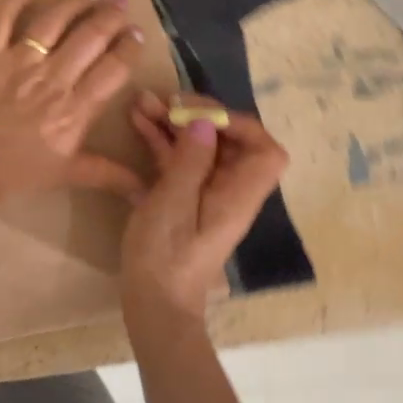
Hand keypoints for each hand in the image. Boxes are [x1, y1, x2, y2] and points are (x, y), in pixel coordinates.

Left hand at [0, 0, 147, 199]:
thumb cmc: (17, 170)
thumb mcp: (67, 173)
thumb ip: (107, 172)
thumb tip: (145, 186)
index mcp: (76, 107)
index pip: (112, 69)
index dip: (128, 47)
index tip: (137, 33)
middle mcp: (53, 78)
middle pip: (89, 37)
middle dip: (110, 17)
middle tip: (119, 4)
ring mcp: (18, 61)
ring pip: (53, 21)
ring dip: (74, 3)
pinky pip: (2, 16)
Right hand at [114, 93, 289, 321]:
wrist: (152, 302)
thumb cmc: (165, 255)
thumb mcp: (172, 203)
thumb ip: (190, 161)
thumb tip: (204, 122)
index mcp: (238, 195)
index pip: (264, 150)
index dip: (238, 124)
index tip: (197, 112)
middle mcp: (227, 191)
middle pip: (228, 142)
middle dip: (197, 115)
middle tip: (162, 100)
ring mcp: (203, 194)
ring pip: (198, 148)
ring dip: (173, 123)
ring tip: (141, 103)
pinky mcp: (180, 199)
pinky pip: (178, 160)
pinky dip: (161, 140)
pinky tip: (138, 122)